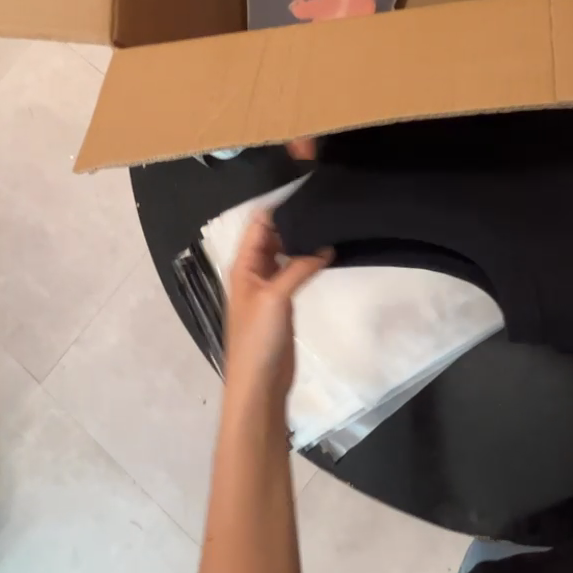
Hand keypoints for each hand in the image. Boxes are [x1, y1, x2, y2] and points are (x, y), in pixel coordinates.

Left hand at [223, 210, 330, 396]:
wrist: (259, 382)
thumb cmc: (258, 338)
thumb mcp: (276, 297)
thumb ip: (299, 267)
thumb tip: (325, 247)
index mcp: (243, 265)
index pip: (258, 224)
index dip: (278, 206)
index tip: (307, 190)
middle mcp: (253, 272)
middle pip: (271, 236)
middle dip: (294, 221)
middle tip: (326, 205)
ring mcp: (268, 288)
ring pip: (284, 253)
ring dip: (302, 241)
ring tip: (330, 223)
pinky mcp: (282, 303)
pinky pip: (294, 272)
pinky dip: (307, 261)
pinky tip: (327, 255)